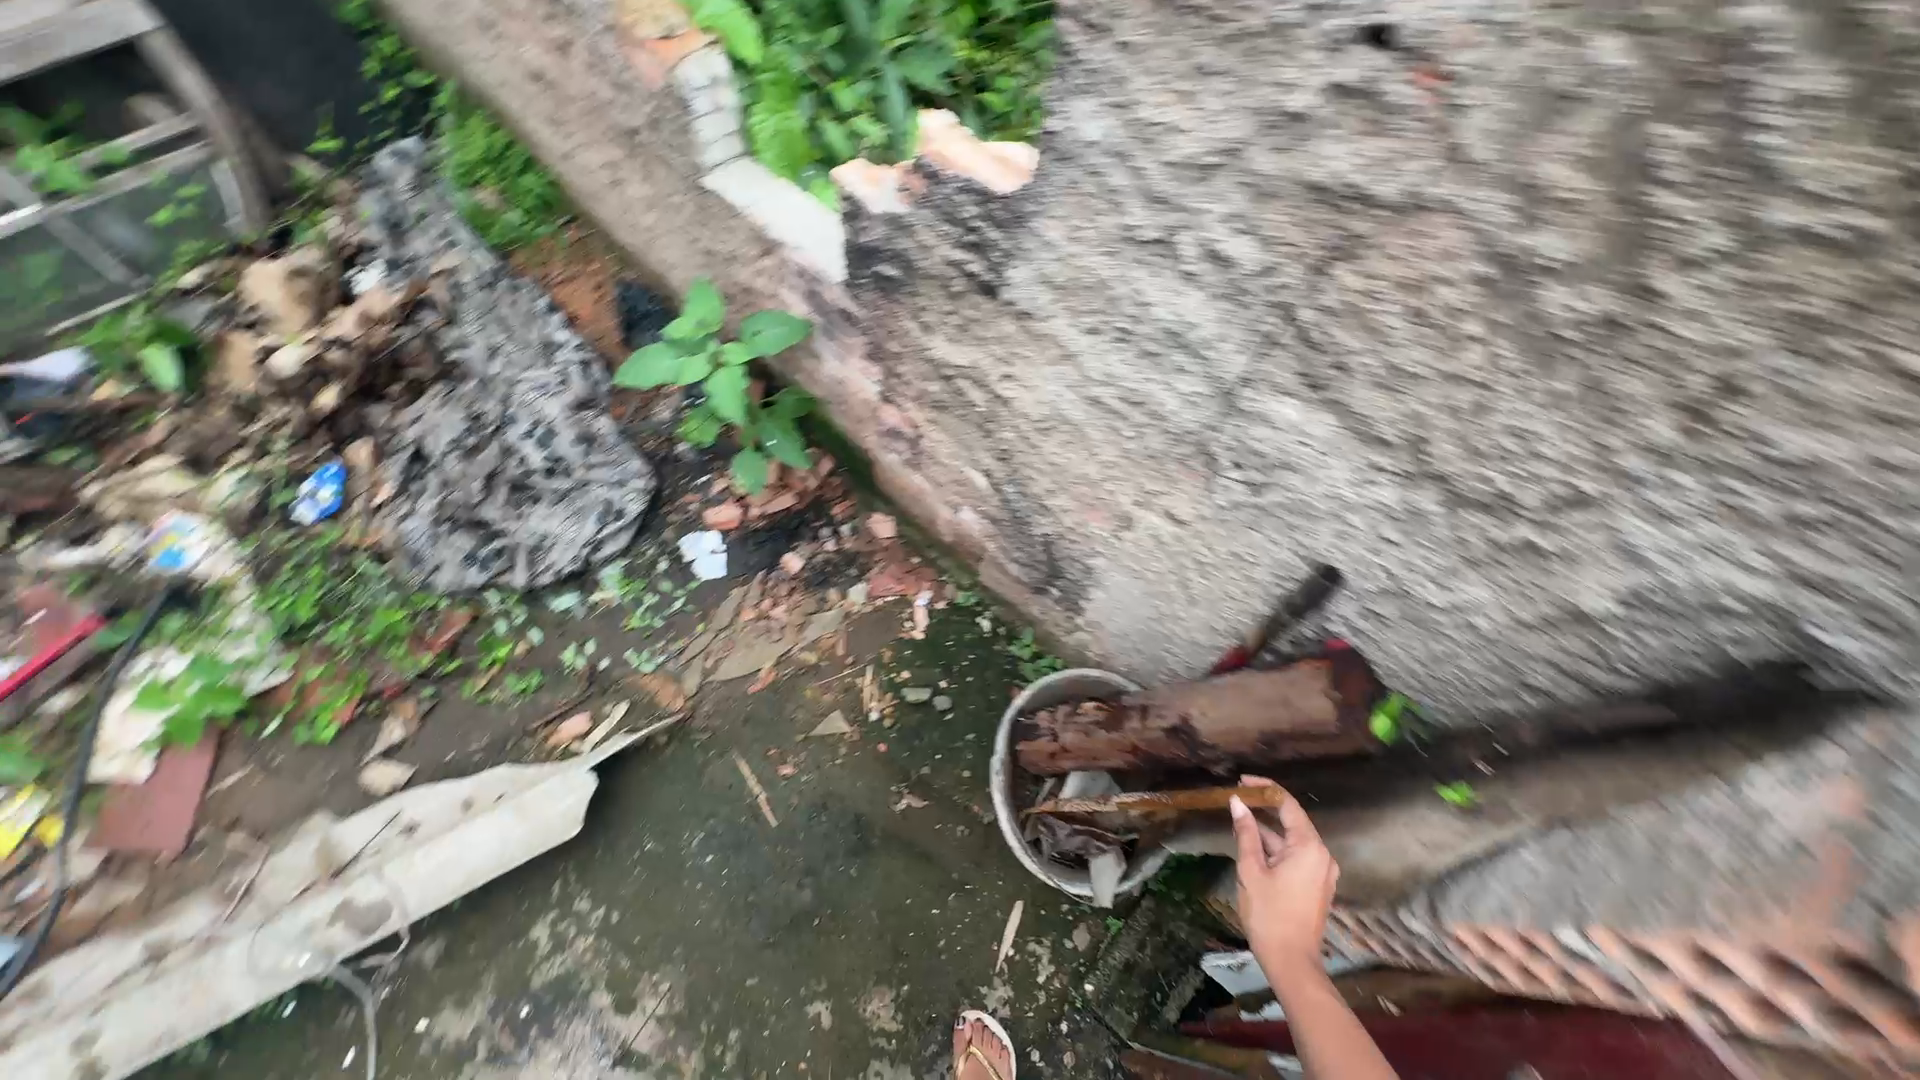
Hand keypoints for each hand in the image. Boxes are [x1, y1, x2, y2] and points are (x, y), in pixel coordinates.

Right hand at [1230, 775, 1338, 985]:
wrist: (1291, 961)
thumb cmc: (1269, 914)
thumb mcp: (1251, 869)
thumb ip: (1246, 833)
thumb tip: (1238, 803)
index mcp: (1309, 847)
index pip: (1288, 804)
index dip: (1265, 789)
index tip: (1242, 782)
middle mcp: (1322, 855)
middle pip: (1292, 821)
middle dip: (1265, 809)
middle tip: (1237, 799)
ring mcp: (1322, 872)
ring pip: (1292, 840)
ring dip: (1268, 831)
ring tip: (1239, 824)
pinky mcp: (1317, 885)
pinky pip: (1296, 856)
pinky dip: (1276, 849)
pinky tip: (1254, 848)